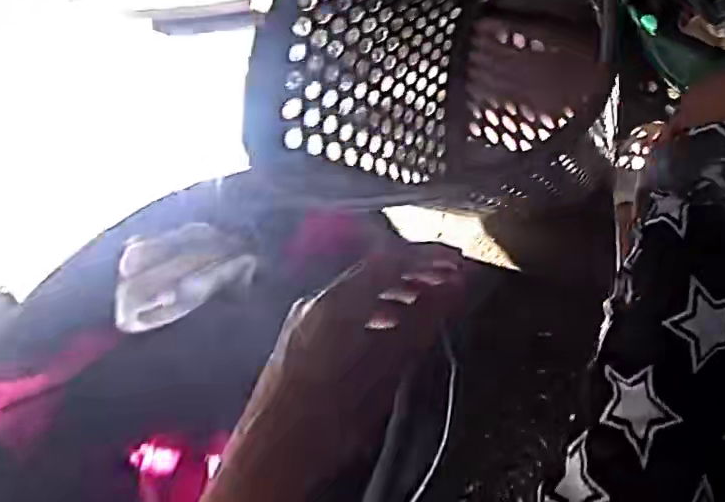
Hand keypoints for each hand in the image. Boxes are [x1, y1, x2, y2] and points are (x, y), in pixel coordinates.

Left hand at [206, 244, 466, 501]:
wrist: (266, 469)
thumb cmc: (330, 414)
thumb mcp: (390, 362)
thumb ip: (426, 316)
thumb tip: (457, 284)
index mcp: (335, 300)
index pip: (392, 259)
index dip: (431, 256)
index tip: (458, 261)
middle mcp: (316, 304)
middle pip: (376, 272)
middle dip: (418, 272)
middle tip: (450, 279)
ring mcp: (303, 323)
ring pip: (361, 292)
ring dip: (400, 292)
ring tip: (430, 303)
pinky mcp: (298, 344)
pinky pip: (347, 311)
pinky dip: (379, 310)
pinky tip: (396, 328)